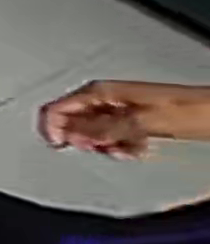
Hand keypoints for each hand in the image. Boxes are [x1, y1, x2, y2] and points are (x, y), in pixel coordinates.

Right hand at [38, 80, 209, 158]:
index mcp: (98, 91)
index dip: (51, 127)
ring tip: (119, 151)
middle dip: (79, 137)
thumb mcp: (141, 120)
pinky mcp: (135, 117)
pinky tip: (131, 150)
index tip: (57, 145)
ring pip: (93, 128)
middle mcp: (104, 96)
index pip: (55, 107)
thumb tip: (68, 134)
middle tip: (94, 149)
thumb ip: (100, 127)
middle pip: (72, 118)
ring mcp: (120, 107)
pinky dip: (118, 144)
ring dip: (102, 143)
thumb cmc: (192, 110)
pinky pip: (113, 132)